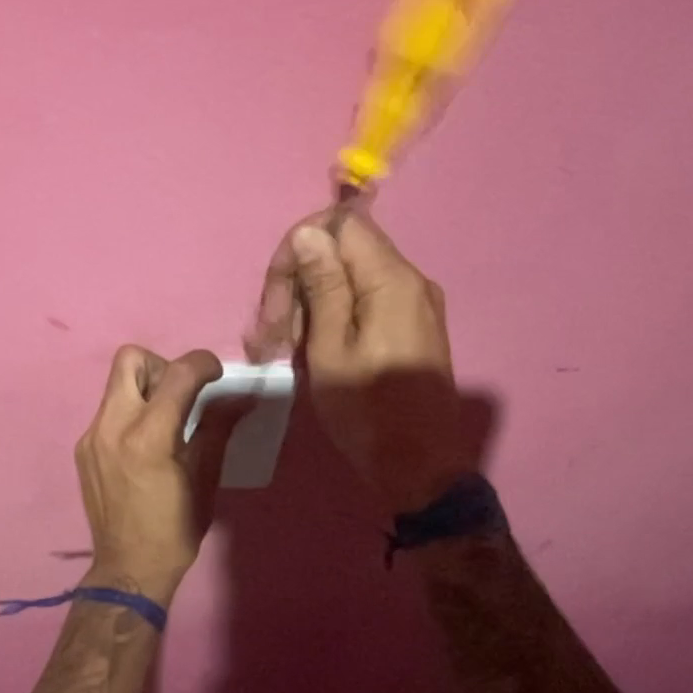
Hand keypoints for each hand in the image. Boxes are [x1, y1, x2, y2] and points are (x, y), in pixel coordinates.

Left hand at [74, 346, 245, 602]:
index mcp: (148, 436)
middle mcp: (112, 426)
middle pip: (130, 359)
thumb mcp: (205, 478)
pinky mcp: (83, 448)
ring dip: (145, 389)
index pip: (176, 373)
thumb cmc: (175, 529)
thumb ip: (217, 428)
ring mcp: (91, 436)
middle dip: (161, 366)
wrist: (127, 569)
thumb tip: (238, 397)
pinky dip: (130, 413)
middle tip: (181, 394)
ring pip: (116, 384)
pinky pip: (108, 411)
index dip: (202, 363)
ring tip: (165, 420)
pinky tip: (144, 445)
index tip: (215, 374)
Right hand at [249, 211, 473, 513]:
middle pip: (343, 250)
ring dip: (310, 304)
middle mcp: (410, 280)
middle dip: (300, 281)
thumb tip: (308, 232)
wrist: (421, 468)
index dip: (300, 247)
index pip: (341, 224)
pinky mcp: (411, 326)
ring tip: (283, 349)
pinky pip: (365, 301)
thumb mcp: (330, 349)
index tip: (277, 294)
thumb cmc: (368, 413)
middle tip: (271, 333)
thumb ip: (322, 286)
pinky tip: (308, 349)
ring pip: (350, 278)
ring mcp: (414, 304)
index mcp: (391, 280)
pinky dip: (332, 316)